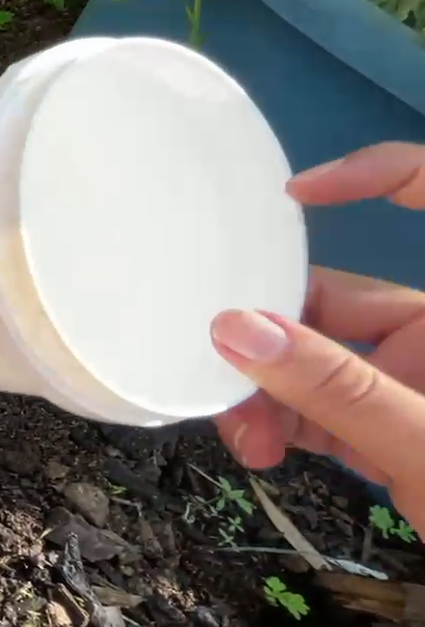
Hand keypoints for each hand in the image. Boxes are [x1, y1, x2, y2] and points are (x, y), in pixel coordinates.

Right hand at [210, 142, 424, 525]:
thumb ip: (336, 391)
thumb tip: (231, 326)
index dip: (384, 177)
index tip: (292, 196)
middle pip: (332, 306)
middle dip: (265, 346)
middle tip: (220, 382)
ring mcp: (411, 380)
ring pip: (306, 360)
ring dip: (260, 395)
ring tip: (245, 442)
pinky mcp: (385, 421)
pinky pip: (309, 401)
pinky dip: (274, 421)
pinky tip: (259, 448)